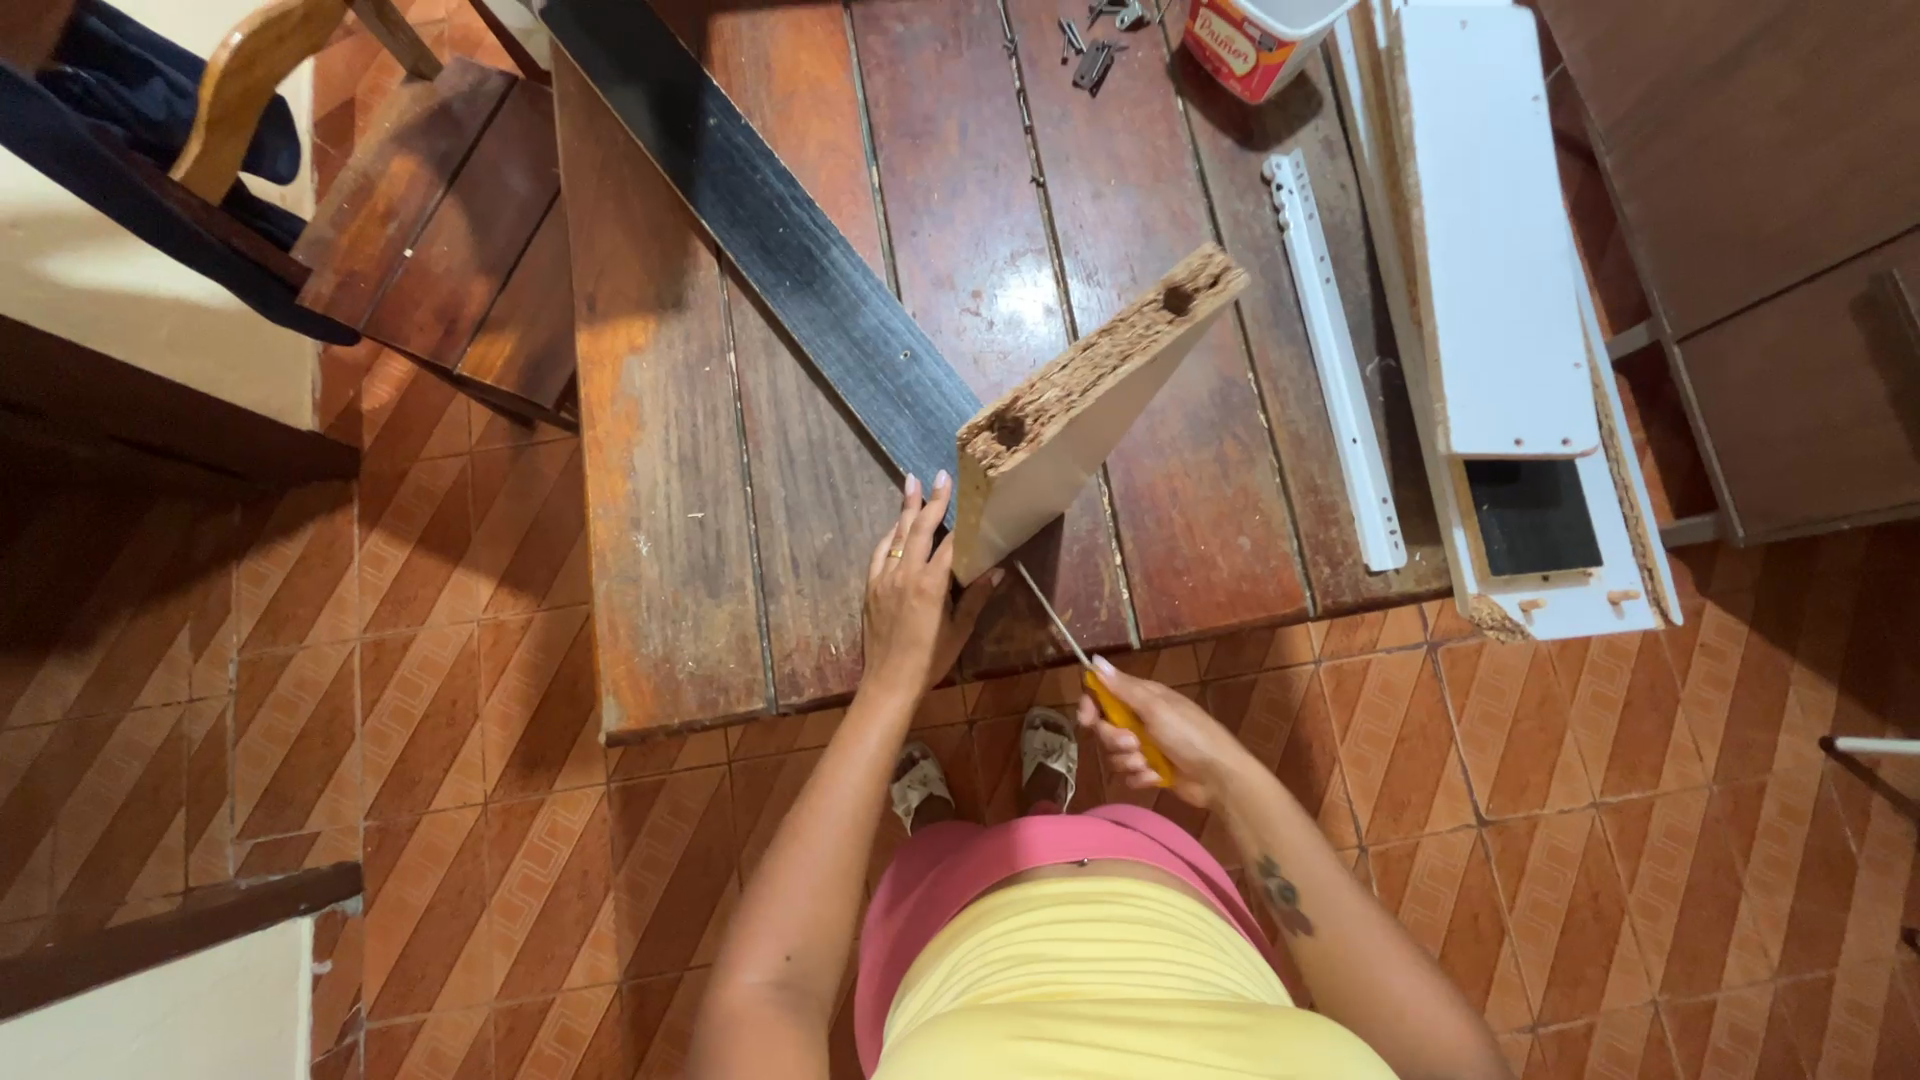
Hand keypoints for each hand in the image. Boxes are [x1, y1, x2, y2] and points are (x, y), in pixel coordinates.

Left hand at [862, 471, 1001, 697]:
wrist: (889, 682)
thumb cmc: (930, 660)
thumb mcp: (960, 630)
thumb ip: (976, 597)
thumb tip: (998, 570)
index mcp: (930, 584)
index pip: (948, 542)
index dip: (959, 519)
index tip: (966, 497)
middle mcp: (905, 573)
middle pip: (920, 528)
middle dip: (932, 500)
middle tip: (940, 476)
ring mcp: (884, 578)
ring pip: (897, 535)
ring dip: (906, 509)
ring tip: (911, 484)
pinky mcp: (871, 587)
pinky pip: (880, 553)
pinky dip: (889, 536)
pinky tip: (894, 527)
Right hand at [1076, 657, 1261, 809]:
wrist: (1219, 778)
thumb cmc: (1190, 735)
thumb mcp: (1155, 708)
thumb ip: (1123, 687)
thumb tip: (1095, 660)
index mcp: (1142, 697)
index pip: (1103, 693)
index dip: (1090, 705)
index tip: (1087, 720)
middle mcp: (1140, 718)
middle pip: (1104, 726)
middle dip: (1114, 738)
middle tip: (1133, 743)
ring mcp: (1145, 746)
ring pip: (1114, 752)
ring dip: (1128, 760)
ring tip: (1148, 764)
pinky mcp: (1149, 770)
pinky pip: (1127, 773)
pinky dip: (1140, 777)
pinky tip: (1155, 776)